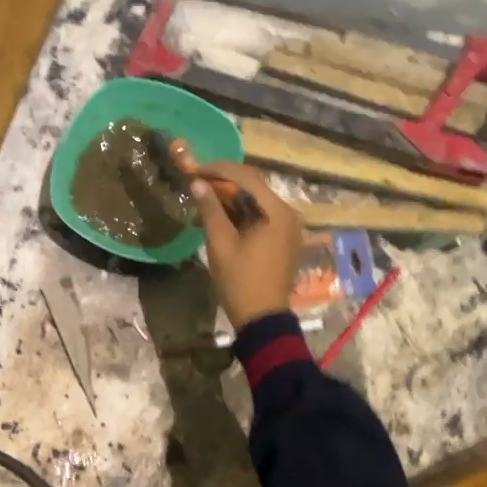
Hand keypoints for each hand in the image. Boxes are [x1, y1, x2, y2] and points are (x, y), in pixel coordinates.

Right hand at [169, 141, 305, 329]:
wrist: (263, 317)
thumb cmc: (239, 282)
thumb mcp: (220, 244)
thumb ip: (210, 210)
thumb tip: (198, 183)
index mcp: (275, 211)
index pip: (247, 177)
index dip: (219, 170)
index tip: (196, 170)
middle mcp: (288, 212)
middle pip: (255, 185)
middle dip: (226, 181)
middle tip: (199, 182)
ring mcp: (290, 225)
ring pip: (259, 199)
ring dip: (234, 196)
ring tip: (207, 197)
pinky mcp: (286, 237)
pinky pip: (264, 214)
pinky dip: (244, 210)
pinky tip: (224, 214)